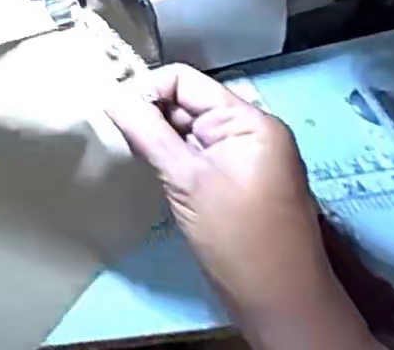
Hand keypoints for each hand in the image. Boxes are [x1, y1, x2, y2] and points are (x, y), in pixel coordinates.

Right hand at [106, 65, 377, 349]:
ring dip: (160, 135)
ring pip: (188, 124)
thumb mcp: (185, 179)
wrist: (283, 313)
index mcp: (249, 121)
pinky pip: (196, 148)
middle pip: (185, 99)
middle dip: (152, 114)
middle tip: (124, 137)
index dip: (147, 90)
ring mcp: (246, 154)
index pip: (184, 80)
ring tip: (138, 154)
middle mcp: (250, 129)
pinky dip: (173, 153)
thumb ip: (145, 130)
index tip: (120, 115)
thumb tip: (109, 96)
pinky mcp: (238, 176)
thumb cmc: (238, 241)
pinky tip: (156, 168)